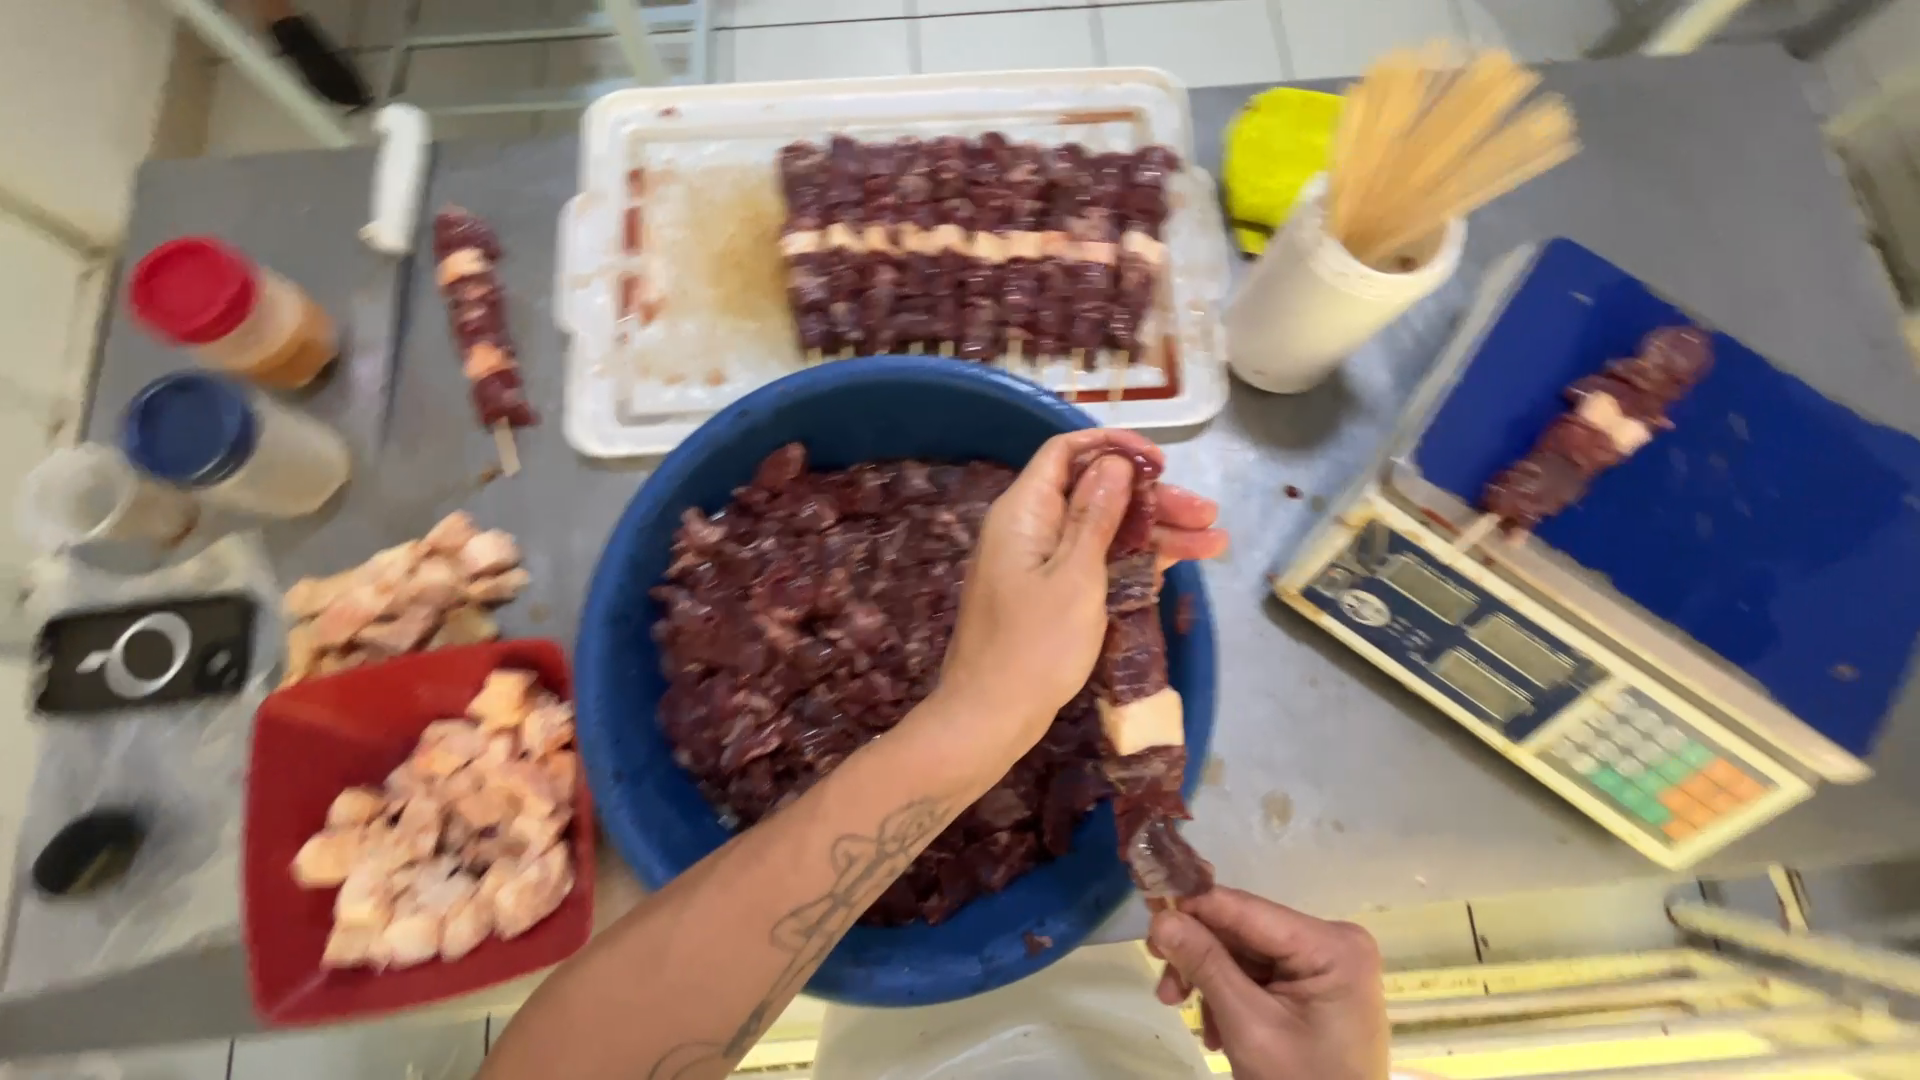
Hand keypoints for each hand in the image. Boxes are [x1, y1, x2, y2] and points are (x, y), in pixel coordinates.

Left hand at [937, 429, 1226, 743]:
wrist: (991, 717)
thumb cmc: (1034, 646)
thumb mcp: (1075, 576)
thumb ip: (1095, 516)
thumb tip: (1113, 463)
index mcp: (1023, 512)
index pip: (1065, 453)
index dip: (1113, 448)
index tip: (1160, 463)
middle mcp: (1029, 529)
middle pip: (1093, 493)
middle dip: (1151, 499)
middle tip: (1206, 513)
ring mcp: (1039, 564)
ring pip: (1102, 531)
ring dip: (1154, 533)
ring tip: (1216, 541)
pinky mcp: (1050, 594)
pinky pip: (1095, 564)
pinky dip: (1133, 563)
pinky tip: (1180, 563)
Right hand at [1149, 887, 1389, 1079]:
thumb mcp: (1248, 1027)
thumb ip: (1204, 963)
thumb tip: (1159, 918)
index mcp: (1331, 945)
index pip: (1244, 908)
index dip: (1191, 906)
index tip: (1147, 914)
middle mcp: (1331, 941)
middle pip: (1241, 930)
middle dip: (1197, 955)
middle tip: (1160, 978)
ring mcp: (1324, 964)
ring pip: (1242, 951)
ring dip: (1206, 978)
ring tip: (1177, 1006)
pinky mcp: (1314, 985)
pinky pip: (1256, 972)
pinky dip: (1227, 993)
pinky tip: (1215, 1028)